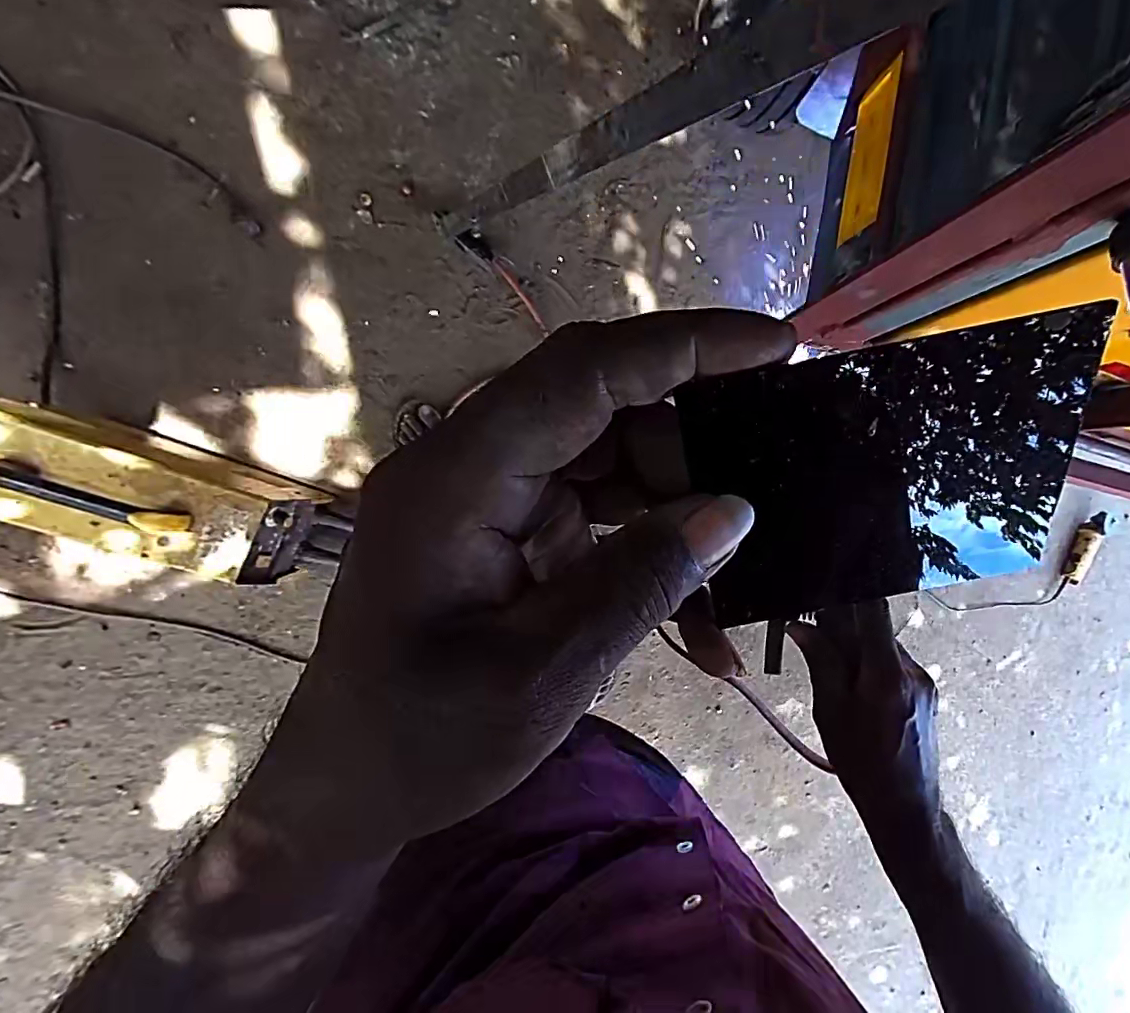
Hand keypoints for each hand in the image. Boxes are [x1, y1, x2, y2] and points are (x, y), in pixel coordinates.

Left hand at [256, 310, 795, 848]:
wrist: (350, 785)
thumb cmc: (425, 742)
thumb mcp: (544, 673)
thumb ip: (641, 581)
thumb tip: (734, 510)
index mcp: (456, 478)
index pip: (582, 370)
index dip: (687, 345)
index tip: (779, 344)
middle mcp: (466, 462)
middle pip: (597, 403)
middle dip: (688, 441)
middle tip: (758, 491)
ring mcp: (484, 492)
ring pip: (603, 452)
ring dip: (671, 499)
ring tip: (725, 573)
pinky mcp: (503, 523)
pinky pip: (590, 502)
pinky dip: (642, 536)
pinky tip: (688, 600)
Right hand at [787, 601, 942, 827]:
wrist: (905, 806)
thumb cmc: (861, 762)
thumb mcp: (830, 710)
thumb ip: (821, 661)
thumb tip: (801, 625)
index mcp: (886, 673)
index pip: (872, 610)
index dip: (848, 593)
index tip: (825, 587)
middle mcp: (912, 669)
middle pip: (875, 627)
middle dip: (844, 628)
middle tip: (815, 640)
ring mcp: (924, 680)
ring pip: (883, 644)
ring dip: (857, 648)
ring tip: (835, 675)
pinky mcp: (927, 691)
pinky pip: (894, 662)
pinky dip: (872, 663)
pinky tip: (856, 688)